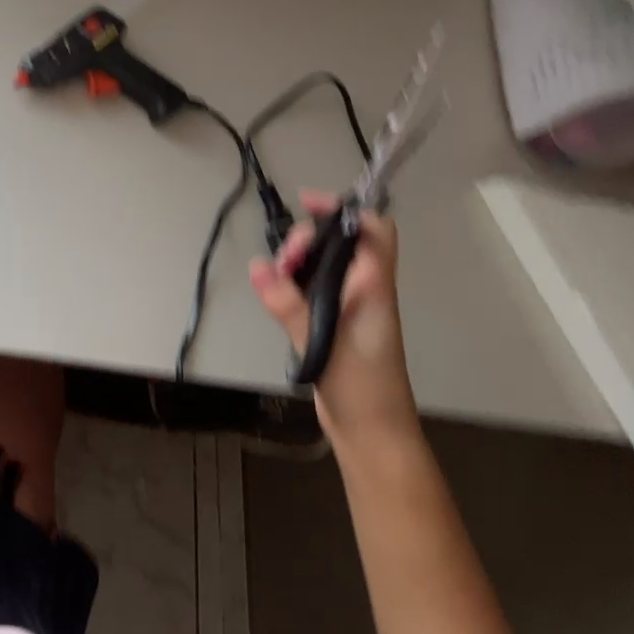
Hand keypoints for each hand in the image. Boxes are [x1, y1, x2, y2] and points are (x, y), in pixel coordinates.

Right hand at [249, 191, 420, 447]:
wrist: (372, 431)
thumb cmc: (361, 386)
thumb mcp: (324, 341)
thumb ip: (290, 304)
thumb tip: (258, 267)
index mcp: (374, 290)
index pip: (373, 233)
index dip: (345, 210)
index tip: (307, 202)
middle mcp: (364, 293)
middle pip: (340, 246)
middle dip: (306, 243)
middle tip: (281, 264)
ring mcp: (348, 310)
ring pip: (323, 268)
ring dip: (296, 265)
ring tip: (272, 280)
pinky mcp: (331, 327)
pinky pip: (311, 292)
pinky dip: (291, 286)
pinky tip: (273, 295)